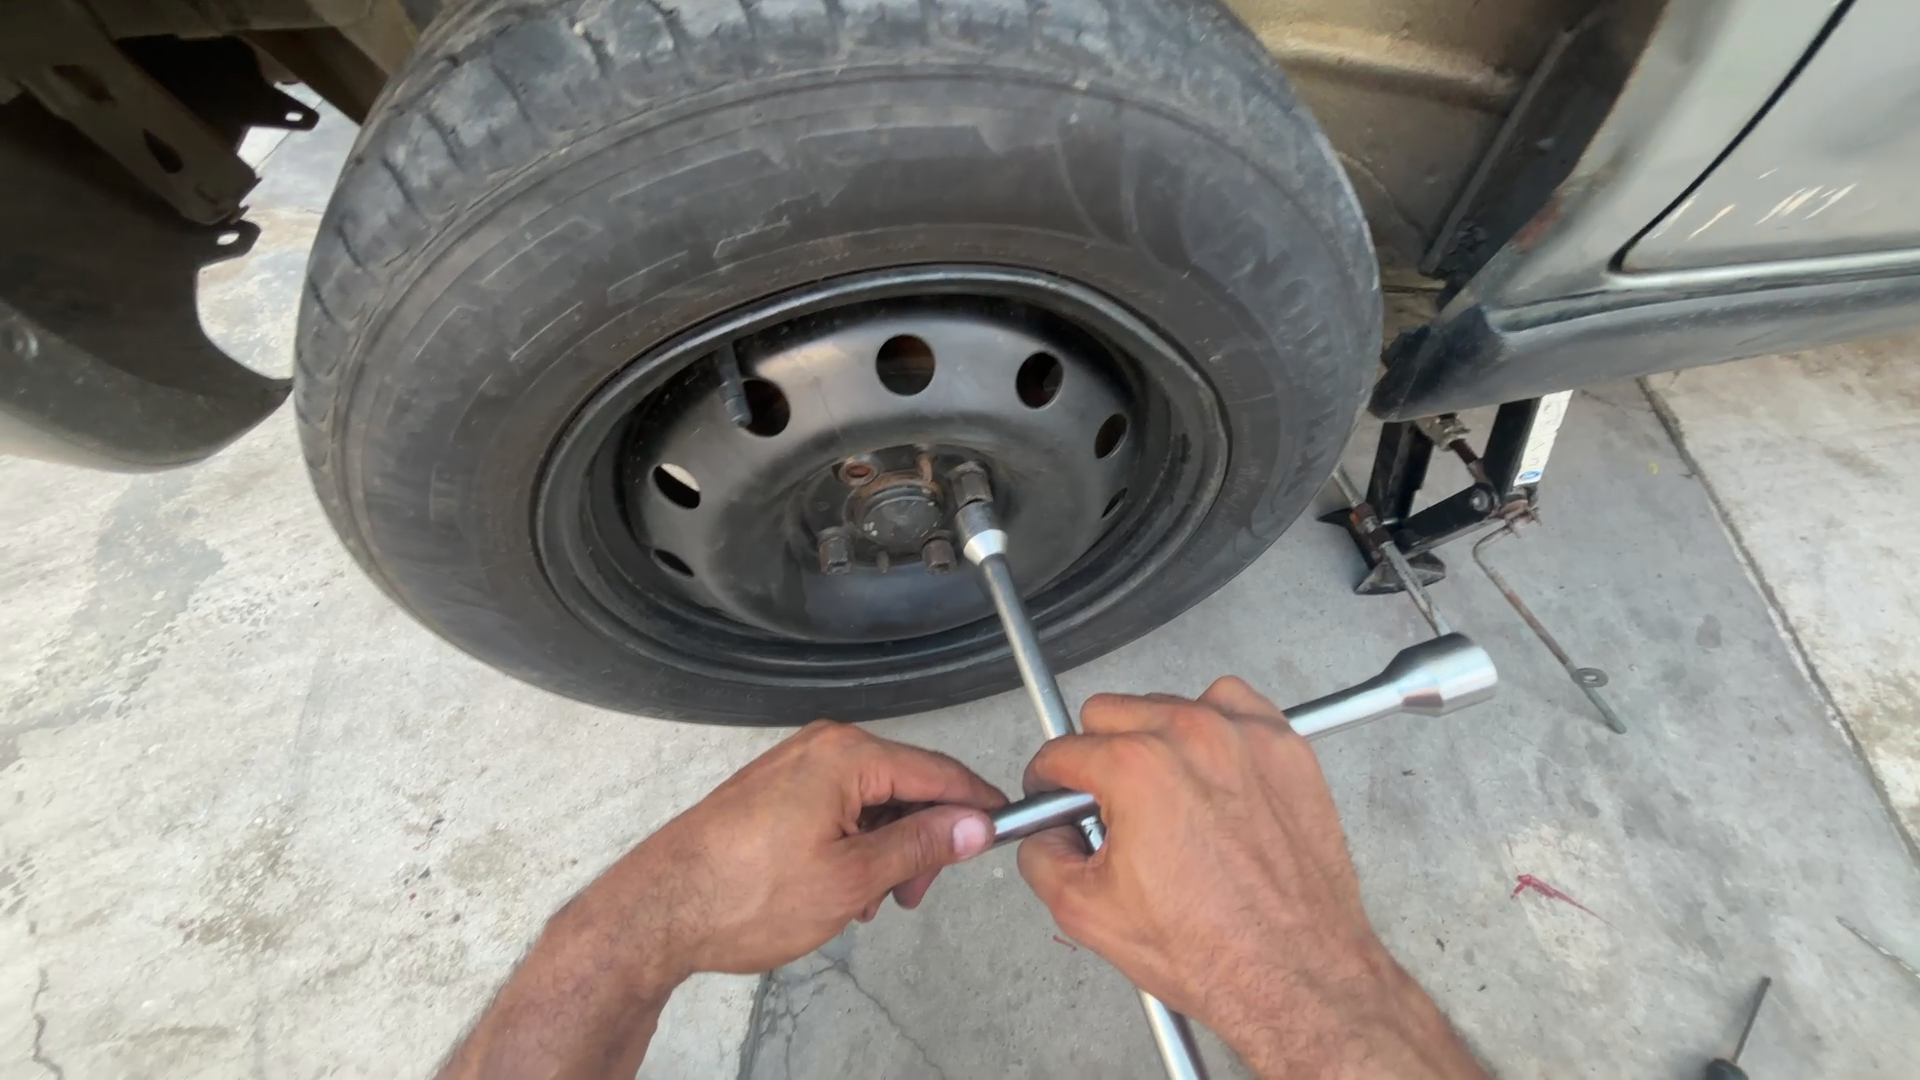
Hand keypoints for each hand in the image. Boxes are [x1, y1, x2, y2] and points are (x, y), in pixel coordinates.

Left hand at [602, 720, 1005, 978]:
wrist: (658, 910)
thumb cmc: (749, 893)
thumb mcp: (852, 878)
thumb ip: (922, 845)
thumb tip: (976, 826)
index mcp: (848, 754)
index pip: (936, 770)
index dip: (976, 801)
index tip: (1006, 826)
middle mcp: (826, 744)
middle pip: (905, 782)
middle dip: (923, 837)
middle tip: (917, 894)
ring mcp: (799, 762)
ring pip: (873, 798)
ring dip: (888, 846)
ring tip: (871, 900)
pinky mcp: (781, 786)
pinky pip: (841, 803)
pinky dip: (857, 840)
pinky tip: (844, 884)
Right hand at [1017, 678, 1483, 1078]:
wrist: (1300, 978)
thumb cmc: (1214, 949)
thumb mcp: (1086, 913)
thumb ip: (1040, 855)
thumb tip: (1045, 830)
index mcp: (1135, 769)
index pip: (1061, 750)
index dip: (1048, 780)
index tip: (1057, 794)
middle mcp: (1187, 736)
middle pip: (1105, 713)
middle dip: (1096, 756)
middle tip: (1112, 804)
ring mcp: (1239, 735)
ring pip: (1162, 703)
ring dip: (1152, 739)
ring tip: (1166, 794)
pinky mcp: (1280, 743)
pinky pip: (1228, 701)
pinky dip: (1210, 723)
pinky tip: (1208, 767)